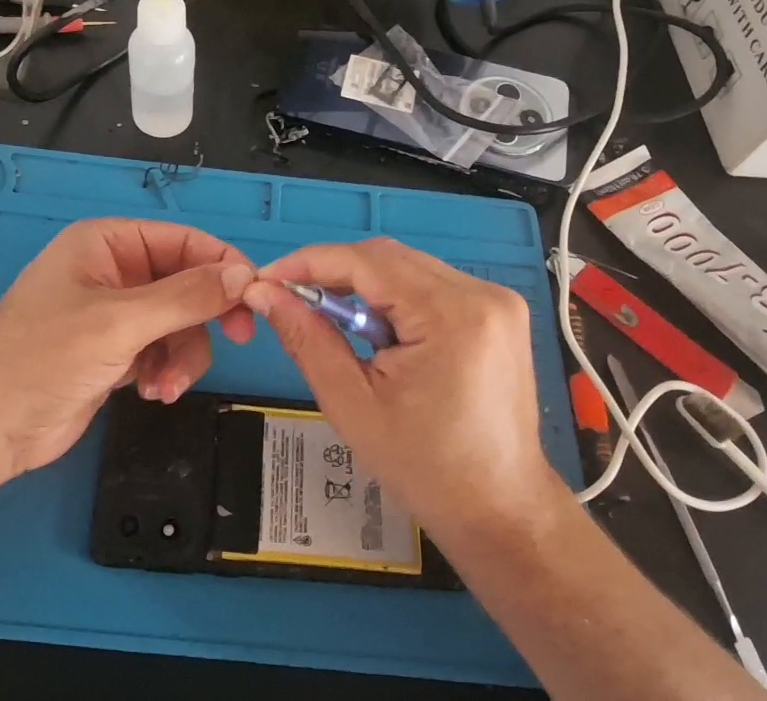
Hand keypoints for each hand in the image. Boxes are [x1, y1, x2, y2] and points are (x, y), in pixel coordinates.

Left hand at [0, 218, 255, 477]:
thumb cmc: (43, 358)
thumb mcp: (120, 322)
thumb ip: (186, 297)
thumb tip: (245, 275)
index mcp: (105, 244)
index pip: (181, 241)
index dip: (221, 265)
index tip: (254, 296)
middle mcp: (112, 273)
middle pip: (185, 283)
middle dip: (203, 317)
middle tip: (236, 338)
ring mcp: (114, 316)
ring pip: (179, 323)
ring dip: (183, 354)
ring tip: (167, 385)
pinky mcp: (114, 354)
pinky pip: (162, 351)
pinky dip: (167, 370)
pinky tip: (154, 393)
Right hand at [242, 238, 565, 540]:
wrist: (500, 509)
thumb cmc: (425, 468)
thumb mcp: (353, 405)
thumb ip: (308, 340)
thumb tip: (264, 293)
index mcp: (452, 315)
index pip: (368, 261)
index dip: (311, 263)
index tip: (267, 280)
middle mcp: (483, 294)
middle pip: (391, 258)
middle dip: (336, 274)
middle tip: (293, 302)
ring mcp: (498, 301)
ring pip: (411, 269)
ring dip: (366, 287)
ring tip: (334, 324)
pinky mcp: (501, 314)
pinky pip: (434, 287)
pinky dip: (397, 300)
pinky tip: (379, 335)